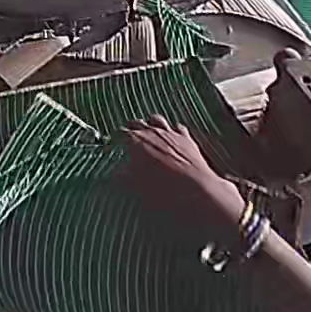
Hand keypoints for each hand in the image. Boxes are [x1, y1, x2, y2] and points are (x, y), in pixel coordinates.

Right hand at [121, 115, 245, 236]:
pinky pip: (177, 128)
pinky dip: (171, 131)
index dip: (114, 140)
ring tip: (147, 134)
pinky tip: (171, 138)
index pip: (120, 134)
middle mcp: (154, 132)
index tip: (111, 147)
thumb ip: (124, 177)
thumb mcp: (137, 186)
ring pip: (157, 120)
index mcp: (137, 141)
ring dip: (150, 125)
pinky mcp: (187, 139)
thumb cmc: (164, 190)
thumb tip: (116, 175)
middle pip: (137, 123)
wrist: (198, 191)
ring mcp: (172, 133)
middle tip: (126, 140)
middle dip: (130, 129)